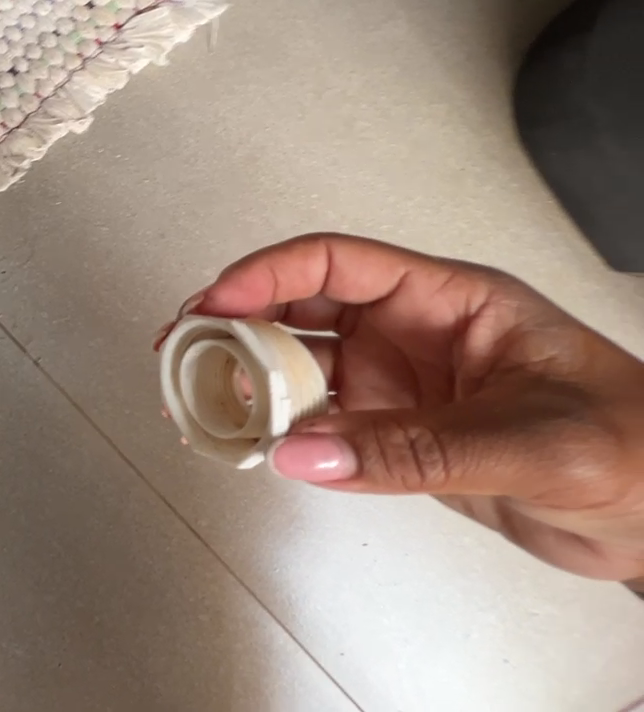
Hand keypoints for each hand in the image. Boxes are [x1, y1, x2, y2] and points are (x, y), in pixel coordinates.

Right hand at [180, 233, 643, 581]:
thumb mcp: (536, 447)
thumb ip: (412, 450)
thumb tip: (296, 453)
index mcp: (442, 299)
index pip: (331, 263)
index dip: (262, 275)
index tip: (213, 305)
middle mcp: (401, 330)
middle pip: (290, 306)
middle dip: (228, 321)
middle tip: (179, 347)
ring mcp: (387, 379)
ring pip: (288, 362)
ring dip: (238, 375)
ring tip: (193, 394)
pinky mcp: (379, 426)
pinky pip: (305, 418)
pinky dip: (265, 425)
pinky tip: (238, 436)